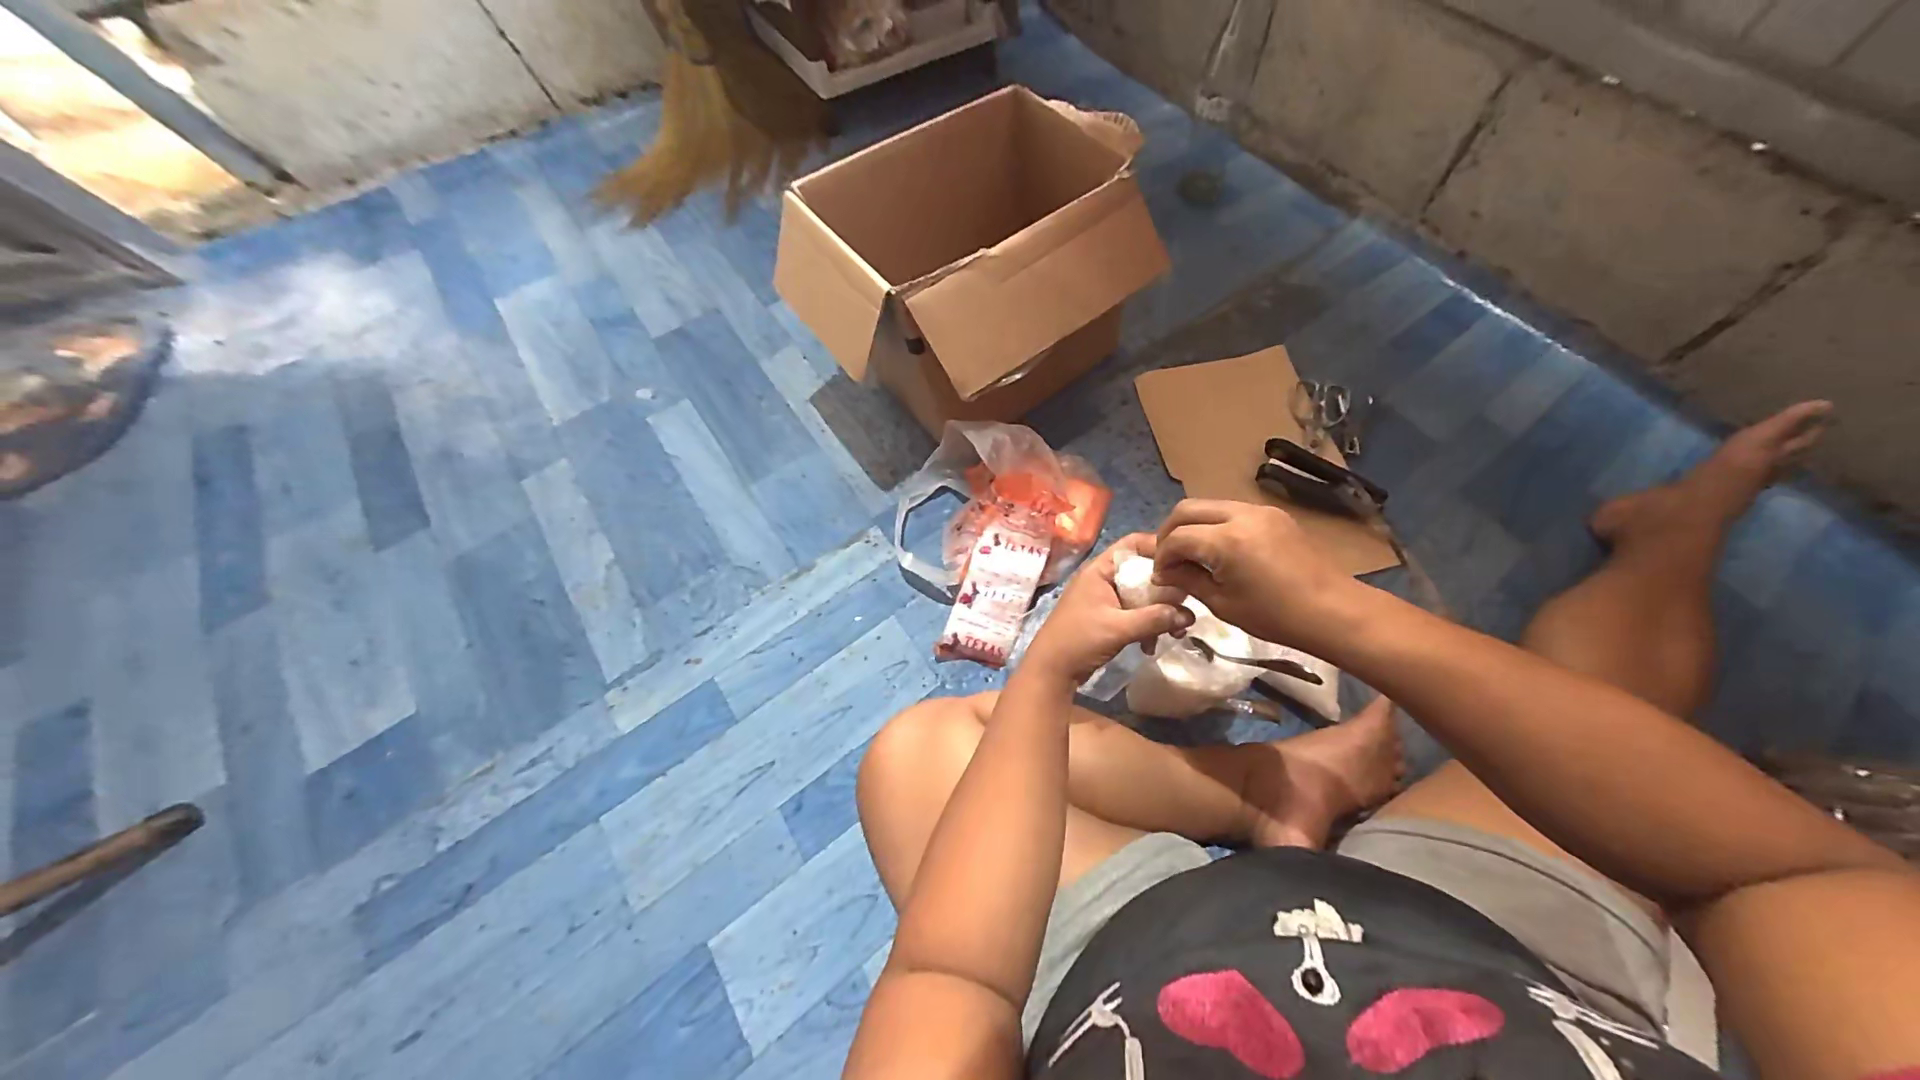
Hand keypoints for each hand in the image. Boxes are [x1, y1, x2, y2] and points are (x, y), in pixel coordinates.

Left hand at [1023, 534, 1194, 682]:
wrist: (1050, 671)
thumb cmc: (1078, 641)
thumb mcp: (1119, 628)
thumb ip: (1154, 618)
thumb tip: (1189, 614)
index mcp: (1100, 570)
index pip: (1133, 544)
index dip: (1159, 547)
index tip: (1186, 562)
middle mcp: (1104, 579)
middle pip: (1143, 571)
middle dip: (1166, 590)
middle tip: (1186, 607)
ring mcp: (1105, 599)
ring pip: (1142, 595)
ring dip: (1160, 612)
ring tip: (1177, 632)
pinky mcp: (1108, 618)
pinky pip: (1135, 613)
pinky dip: (1147, 626)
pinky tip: (1152, 645)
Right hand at [1152, 500, 1358, 648]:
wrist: (1334, 612)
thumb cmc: (1275, 616)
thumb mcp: (1222, 603)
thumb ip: (1188, 580)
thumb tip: (1164, 573)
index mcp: (1226, 540)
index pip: (1176, 537)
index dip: (1161, 557)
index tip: (1160, 577)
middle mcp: (1240, 515)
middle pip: (1186, 509)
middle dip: (1169, 532)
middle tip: (1168, 559)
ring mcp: (1260, 511)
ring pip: (1209, 506)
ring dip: (1192, 526)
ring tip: (1190, 555)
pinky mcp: (1273, 515)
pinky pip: (1231, 511)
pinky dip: (1214, 525)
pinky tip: (1218, 551)